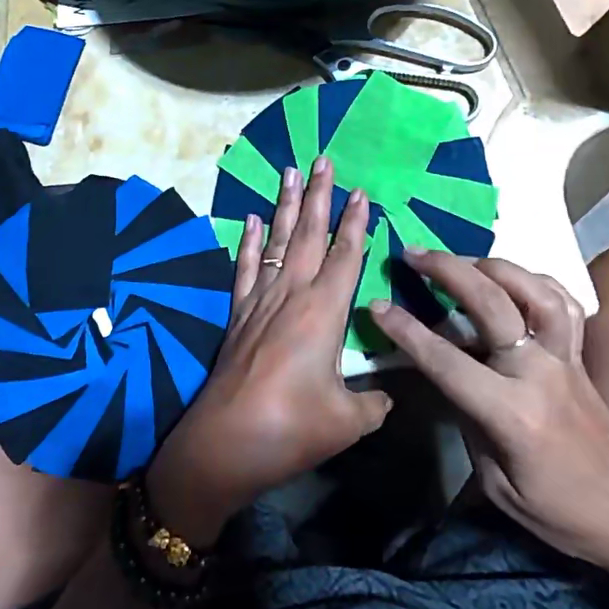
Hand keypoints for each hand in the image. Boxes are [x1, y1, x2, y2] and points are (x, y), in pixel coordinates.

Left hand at [144, 157, 390, 542]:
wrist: (222, 448)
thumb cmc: (292, 429)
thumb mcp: (348, 422)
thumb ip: (373, 403)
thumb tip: (386, 398)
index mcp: (325, 312)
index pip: (347, 256)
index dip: (356, 223)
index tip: (361, 191)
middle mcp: (293, 296)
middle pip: (310, 235)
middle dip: (320, 196)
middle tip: (324, 160)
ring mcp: (261, 303)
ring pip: (279, 243)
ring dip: (287, 207)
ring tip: (291, 172)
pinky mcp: (238, 317)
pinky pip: (246, 269)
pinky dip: (250, 244)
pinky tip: (253, 222)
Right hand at [370, 252, 608, 573]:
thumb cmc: (557, 510)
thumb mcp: (495, 482)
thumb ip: (468, 420)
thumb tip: (447, 373)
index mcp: (511, 413)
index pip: (447, 360)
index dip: (408, 332)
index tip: (378, 305)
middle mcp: (539, 371)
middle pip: (492, 303)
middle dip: (448, 271)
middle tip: (414, 252)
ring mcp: (566, 355)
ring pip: (533, 289)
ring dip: (494, 265)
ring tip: (462, 258)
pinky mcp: (581, 351)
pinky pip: (562, 301)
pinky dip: (535, 280)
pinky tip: (513, 277)